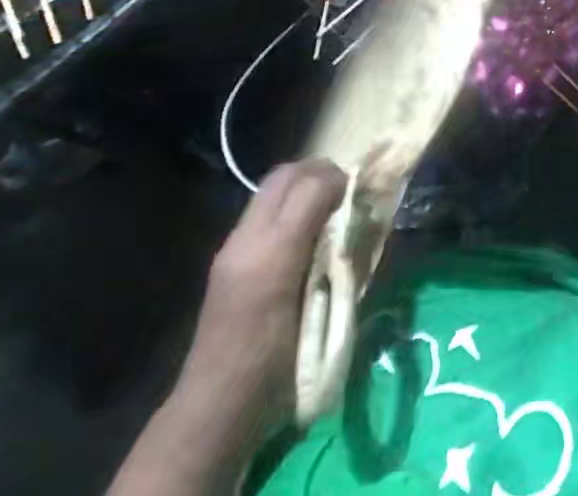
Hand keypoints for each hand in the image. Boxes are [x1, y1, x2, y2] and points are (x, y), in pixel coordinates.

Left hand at [175, 159, 346, 434]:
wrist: (216, 406)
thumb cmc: (277, 376)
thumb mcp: (321, 323)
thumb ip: (339, 269)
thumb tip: (358, 228)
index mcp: (274, 257)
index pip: (308, 188)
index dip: (338, 180)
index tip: (360, 190)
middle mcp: (248, 240)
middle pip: (283, 175)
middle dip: (317, 172)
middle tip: (345, 189)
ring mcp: (231, 245)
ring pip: (268, 189)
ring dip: (300, 185)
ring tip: (327, 205)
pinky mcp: (226, 256)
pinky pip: (259, 210)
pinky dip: (285, 204)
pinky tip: (301, 230)